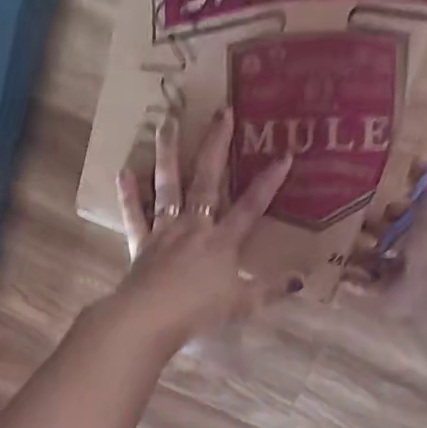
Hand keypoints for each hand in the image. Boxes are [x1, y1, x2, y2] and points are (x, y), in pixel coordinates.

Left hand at [107, 108, 294, 347]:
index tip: (284, 154)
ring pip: (167, 184)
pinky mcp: (142, 241)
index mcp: (222, 240)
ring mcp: (165, 230)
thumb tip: (302, 280)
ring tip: (167, 121)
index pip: (250, 206)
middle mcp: (194, 225)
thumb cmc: (199, 310)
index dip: (269, 181)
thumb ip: (271, 290)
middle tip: (221, 111)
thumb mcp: (243, 304)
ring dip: (168, 152)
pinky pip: (135, 214)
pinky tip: (124, 170)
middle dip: (216, 144)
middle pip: (206, 179)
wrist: (150, 317)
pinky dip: (129, 193)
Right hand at [343, 160, 426, 331]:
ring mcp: (405, 273)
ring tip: (332, 245)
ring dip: (355, 253)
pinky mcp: (391, 294)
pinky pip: (368, 285)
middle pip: (389, 235)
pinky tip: (337, 271)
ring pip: (375, 260)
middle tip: (340, 219)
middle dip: (367, 227)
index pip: (410, 211)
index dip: (392, 204)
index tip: (368, 199)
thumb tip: (416, 160)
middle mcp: (419, 247)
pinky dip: (353, 280)